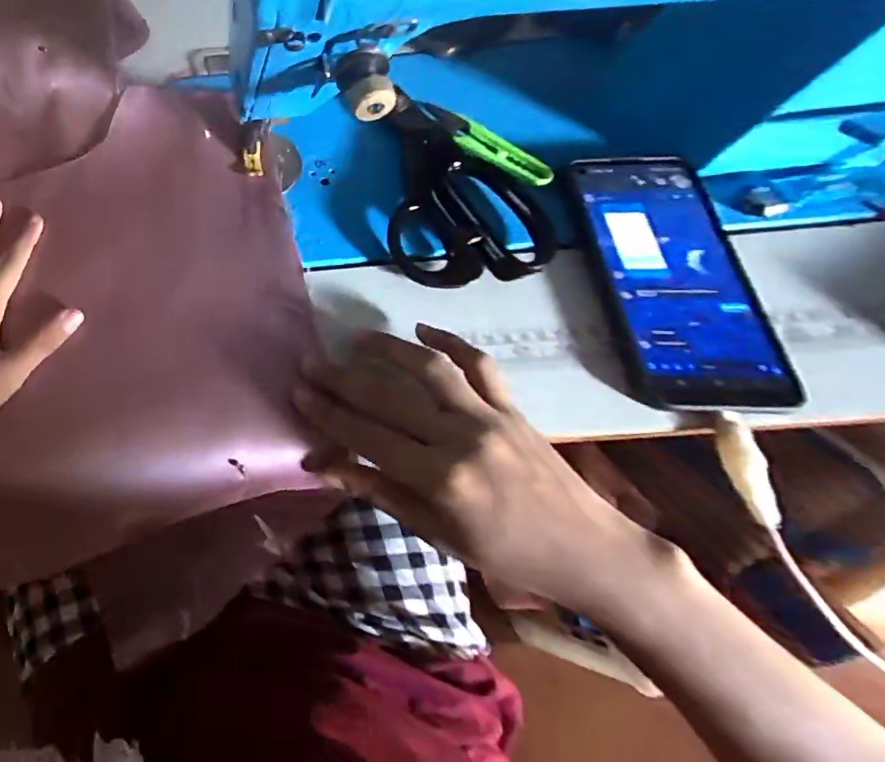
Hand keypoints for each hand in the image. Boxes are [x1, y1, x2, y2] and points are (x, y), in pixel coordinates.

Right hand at [294, 324, 677, 621]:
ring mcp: (490, 416)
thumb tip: (325, 464)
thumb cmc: (506, 553)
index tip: (298, 391)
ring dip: (389, 349)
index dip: (329, 413)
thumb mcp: (437, 534)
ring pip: (430, 370)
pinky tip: (423, 331)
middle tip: (310, 361)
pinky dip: (451, 343)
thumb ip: (380, 492)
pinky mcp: (512, 405)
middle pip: (389, 398)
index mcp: (441, 478)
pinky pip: (480, 365)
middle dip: (343, 378)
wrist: (586, 548)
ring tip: (356, 339)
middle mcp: (461, 437)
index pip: (369, 436)